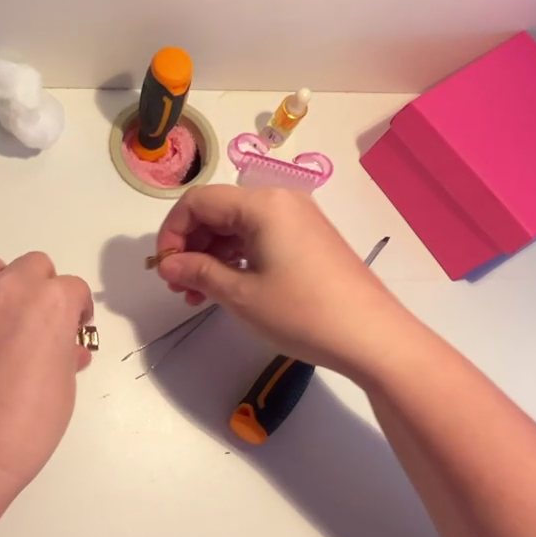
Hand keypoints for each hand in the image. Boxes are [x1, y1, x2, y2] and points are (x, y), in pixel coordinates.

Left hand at [0, 252, 93, 485]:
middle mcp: (11, 286)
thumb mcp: (65, 381)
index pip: (72, 288)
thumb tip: (68, 346)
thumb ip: (67, 350)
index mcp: (53, 301)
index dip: (75, 309)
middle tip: (33, 320)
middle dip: (39, 287)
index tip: (71, 329)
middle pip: (32, 265)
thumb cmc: (34, 419)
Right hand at [154, 184, 400, 372]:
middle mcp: (279, 201)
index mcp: (261, 204)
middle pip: (216, 211)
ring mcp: (297, 219)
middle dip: (190, 246)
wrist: (370, 335)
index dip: (171, 233)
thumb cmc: (301, 312)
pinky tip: (227, 289)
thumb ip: (197, 273)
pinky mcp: (307, 239)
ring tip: (199, 297)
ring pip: (236, 227)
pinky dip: (235, 259)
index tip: (165, 271)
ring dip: (210, 257)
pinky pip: (258, 238)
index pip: (197, 202)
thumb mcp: (239, 294)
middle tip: (180, 289)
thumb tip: (167, 265)